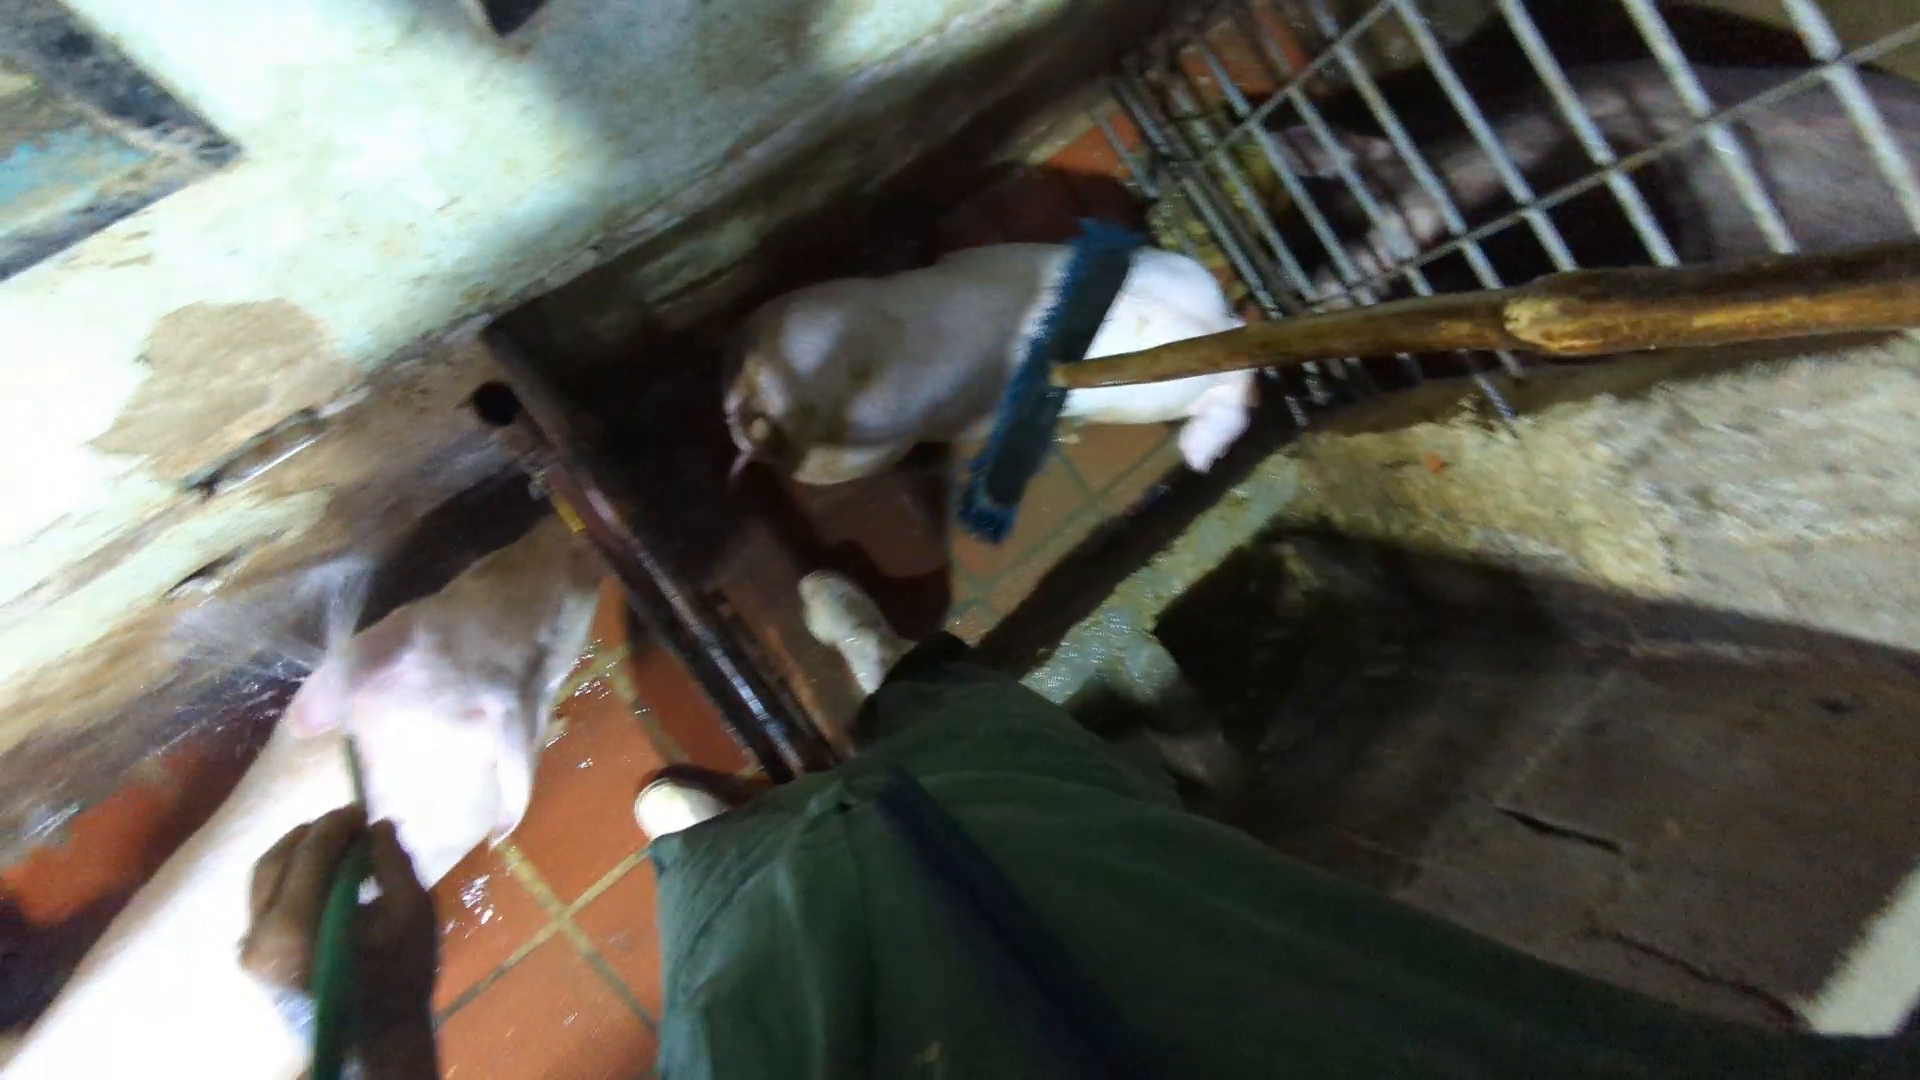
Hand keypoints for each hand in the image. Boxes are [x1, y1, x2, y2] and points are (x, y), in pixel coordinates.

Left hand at [241, 807, 439, 1077]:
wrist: (374, 1037)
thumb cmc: (402, 973)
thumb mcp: (412, 911)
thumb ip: (393, 864)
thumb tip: (378, 825)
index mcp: (297, 925)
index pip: (309, 853)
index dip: (338, 823)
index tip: (365, 808)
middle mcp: (259, 935)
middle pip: (275, 862)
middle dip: (315, 833)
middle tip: (354, 821)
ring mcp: (251, 950)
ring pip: (264, 880)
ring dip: (302, 852)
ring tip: (344, 844)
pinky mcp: (256, 958)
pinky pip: (266, 901)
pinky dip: (294, 876)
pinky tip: (330, 875)